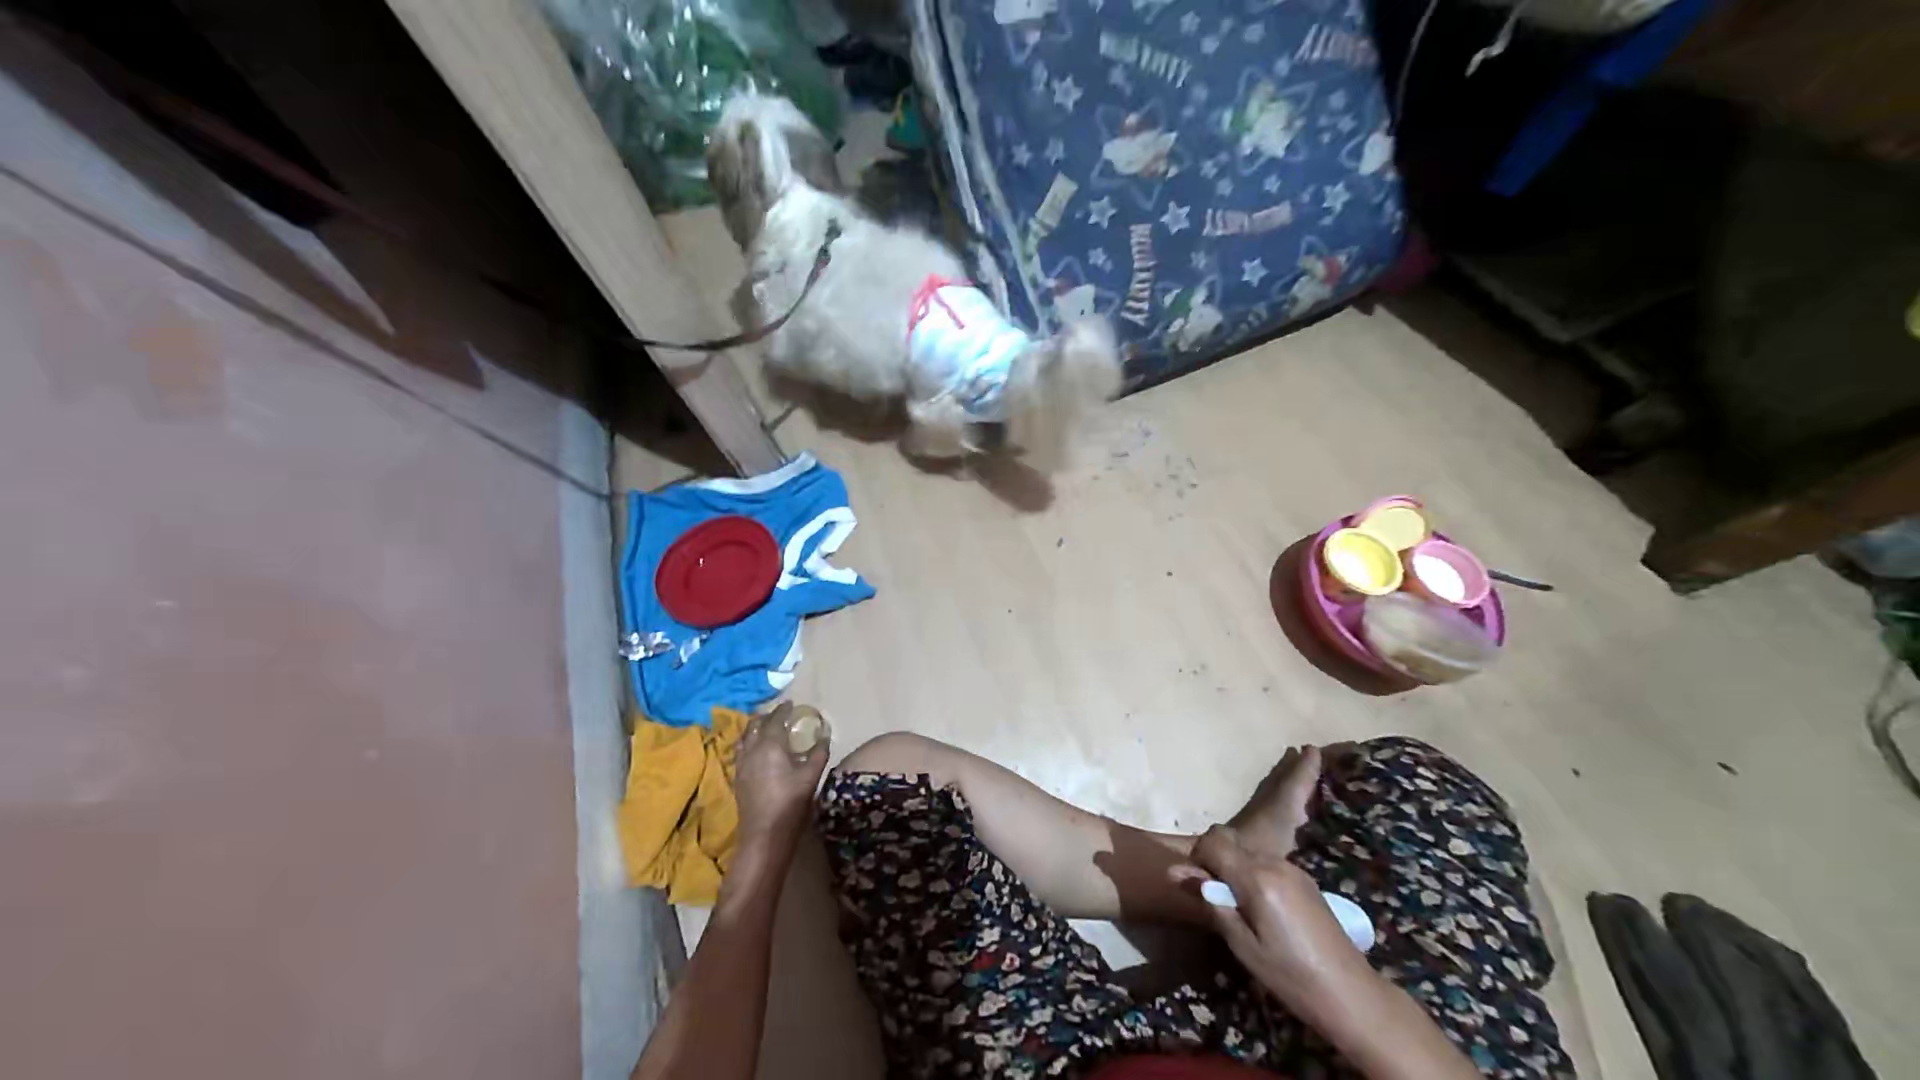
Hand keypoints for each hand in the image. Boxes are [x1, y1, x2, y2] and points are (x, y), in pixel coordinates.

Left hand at [733, 702, 830, 862]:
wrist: (764, 835)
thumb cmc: (790, 803)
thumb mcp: (812, 776)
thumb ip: (819, 752)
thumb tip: (824, 734)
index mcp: (770, 745)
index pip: (776, 719)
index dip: (783, 709)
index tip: (791, 703)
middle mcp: (752, 750)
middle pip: (755, 725)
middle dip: (767, 716)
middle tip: (779, 714)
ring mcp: (742, 764)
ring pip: (745, 738)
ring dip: (754, 728)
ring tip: (765, 727)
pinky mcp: (737, 777)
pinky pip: (741, 751)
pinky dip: (748, 743)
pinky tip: (756, 750)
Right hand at [1176, 826, 1372, 1011]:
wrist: (1352, 994)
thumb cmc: (1290, 976)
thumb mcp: (1243, 944)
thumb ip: (1212, 902)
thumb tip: (1176, 872)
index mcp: (1257, 877)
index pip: (1213, 841)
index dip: (1197, 856)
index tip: (1197, 885)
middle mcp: (1274, 862)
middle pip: (1230, 840)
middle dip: (1213, 859)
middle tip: (1214, 897)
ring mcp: (1293, 868)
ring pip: (1248, 850)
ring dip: (1234, 867)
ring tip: (1239, 908)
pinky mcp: (1305, 880)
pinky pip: (1267, 863)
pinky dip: (1253, 874)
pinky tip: (1263, 910)